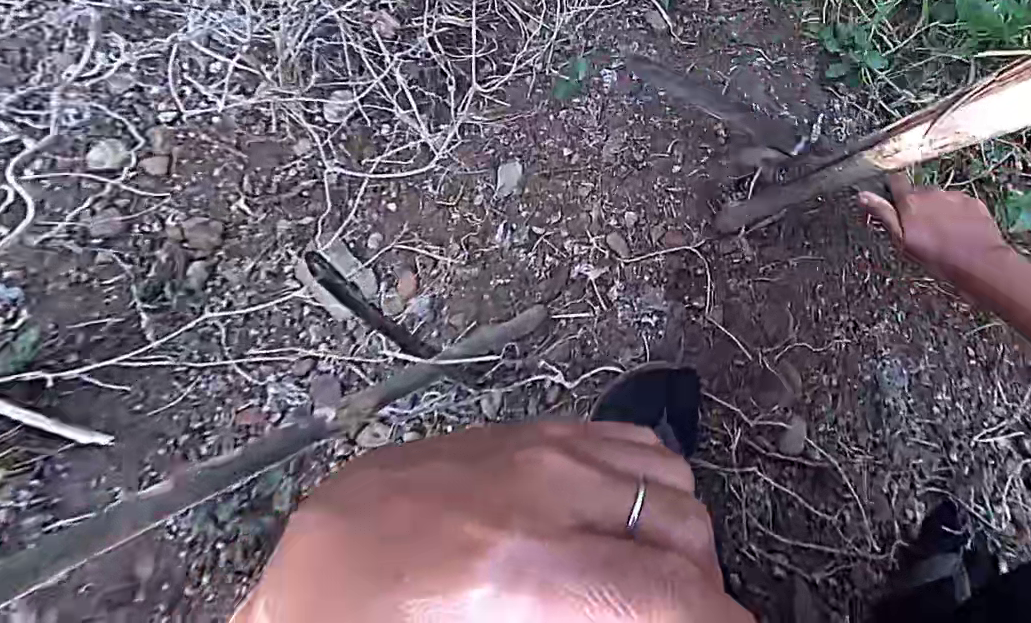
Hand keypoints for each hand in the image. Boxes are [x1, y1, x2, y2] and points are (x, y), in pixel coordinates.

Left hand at [232, 421, 750, 622]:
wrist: (313, 548)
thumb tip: (627, 621)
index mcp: (518, 572)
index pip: (660, 592)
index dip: (717, 620)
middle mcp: (552, 489)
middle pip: (681, 529)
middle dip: (703, 587)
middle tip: (685, 621)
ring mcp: (552, 444)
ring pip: (671, 478)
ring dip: (683, 536)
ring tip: (661, 583)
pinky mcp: (546, 426)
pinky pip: (638, 442)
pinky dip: (660, 485)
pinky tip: (637, 523)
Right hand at [857, 172, 1018, 281]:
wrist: (980, 264)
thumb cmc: (940, 258)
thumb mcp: (903, 242)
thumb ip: (883, 215)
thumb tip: (863, 196)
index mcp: (910, 201)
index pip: (895, 181)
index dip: (893, 192)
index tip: (895, 204)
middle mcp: (931, 192)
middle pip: (918, 193)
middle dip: (918, 208)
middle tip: (921, 232)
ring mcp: (954, 196)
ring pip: (940, 200)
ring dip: (938, 212)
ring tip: (943, 236)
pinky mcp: (973, 202)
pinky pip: (960, 205)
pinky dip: (958, 216)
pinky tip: (960, 234)